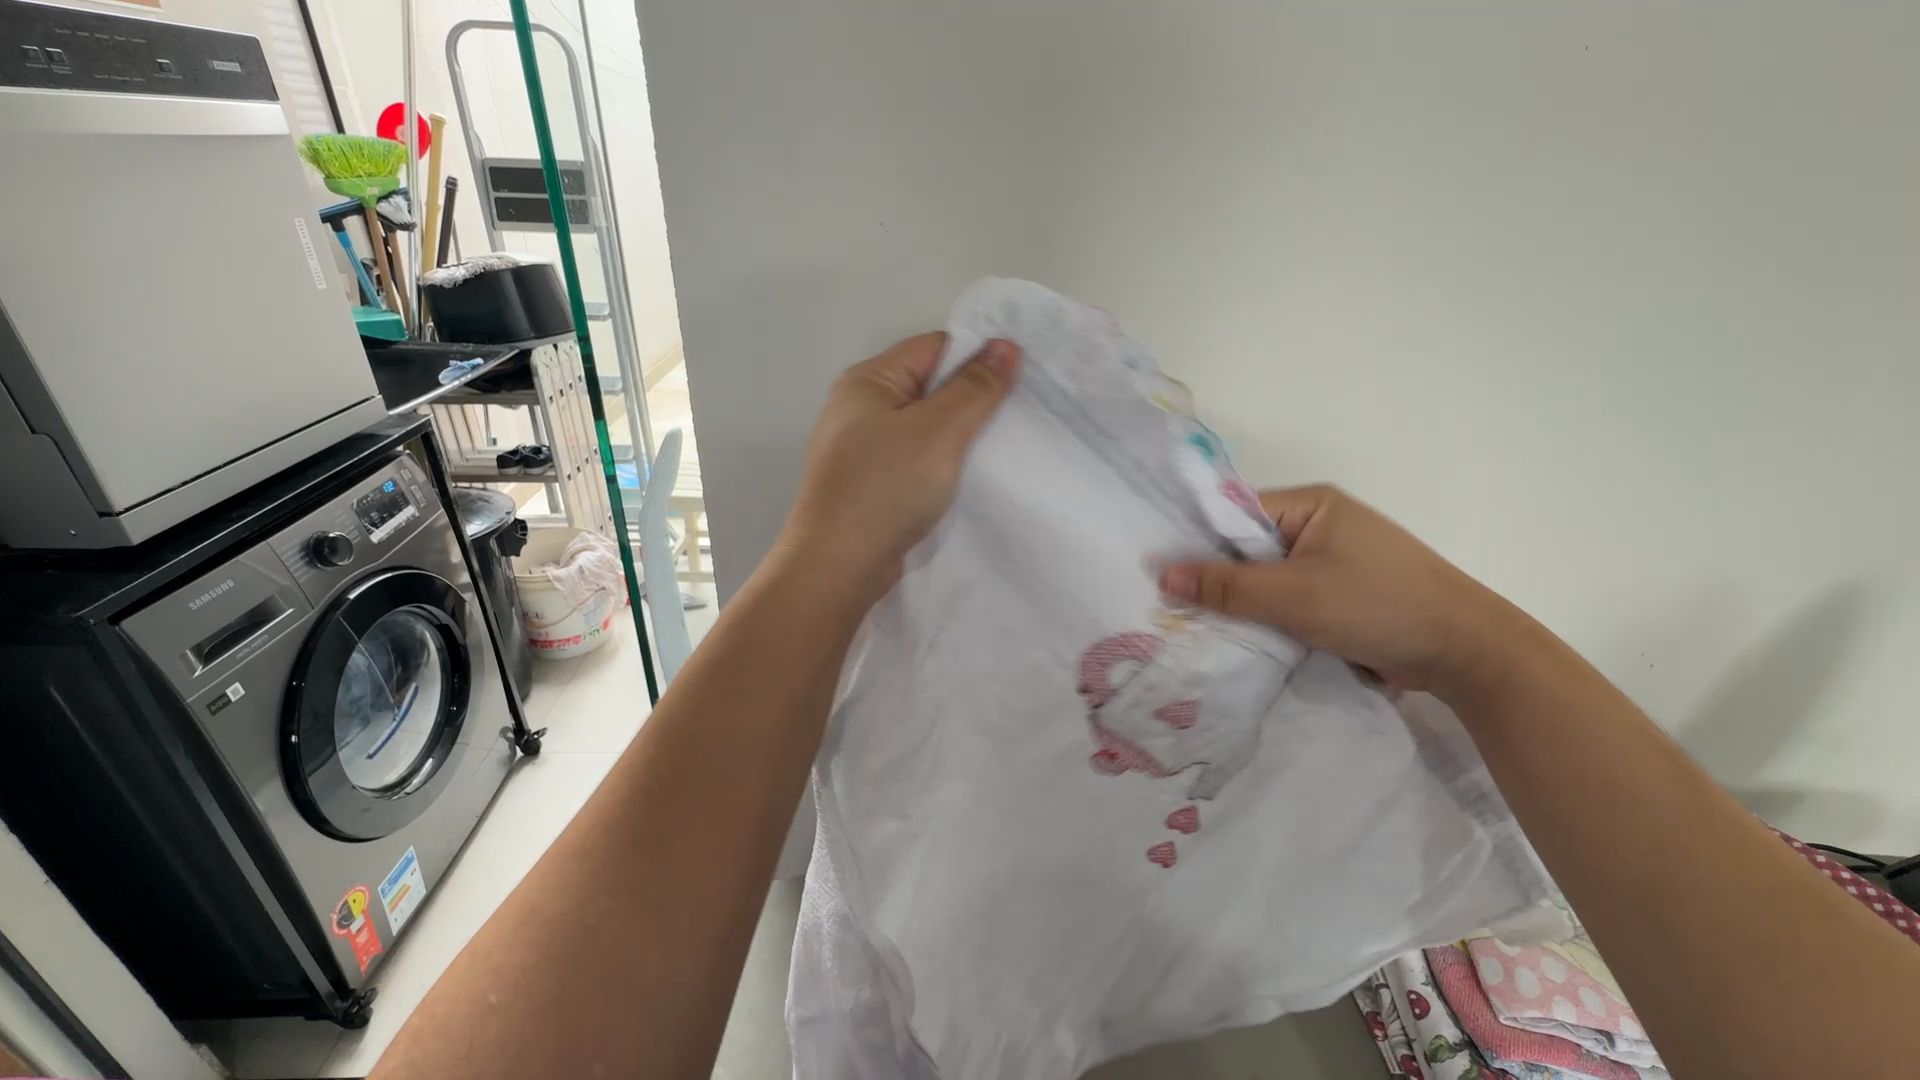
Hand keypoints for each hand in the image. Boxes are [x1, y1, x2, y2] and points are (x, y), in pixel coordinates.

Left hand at [781, 333, 1020, 594]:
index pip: (934, 349)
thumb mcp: (939, 430)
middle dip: (972, 399)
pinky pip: (916, 460)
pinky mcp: (872, 484)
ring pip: (925, 427)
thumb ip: (975, 388)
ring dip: (960, 436)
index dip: (977, 358)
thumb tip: (1006, 345)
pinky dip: (942, 464)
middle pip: (930, 387)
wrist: (839, 566)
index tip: (1020, 379)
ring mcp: (863, 449)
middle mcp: (860, 408)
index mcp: (868, 381)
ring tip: (999, 446)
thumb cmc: (886, 488)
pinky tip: (968, 478)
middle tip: (1018, 415)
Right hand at [1158, 485, 1532, 695]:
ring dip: (1242, 604)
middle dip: (1216, 578)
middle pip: (1247, 548)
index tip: (1156, 570)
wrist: (1464, 651)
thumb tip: (1163, 575)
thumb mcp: (1293, 595)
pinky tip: (1236, 639)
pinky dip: (1267, 620)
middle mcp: (1318, 526)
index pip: (1234, 513)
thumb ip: (1226, 586)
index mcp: (1310, 505)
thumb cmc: (1377, 605)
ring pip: (1266, 580)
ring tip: (1193, 625)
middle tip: (1167, 605)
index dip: (1196, 540)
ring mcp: (1331, 563)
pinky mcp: (1339, 597)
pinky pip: (1287, 602)